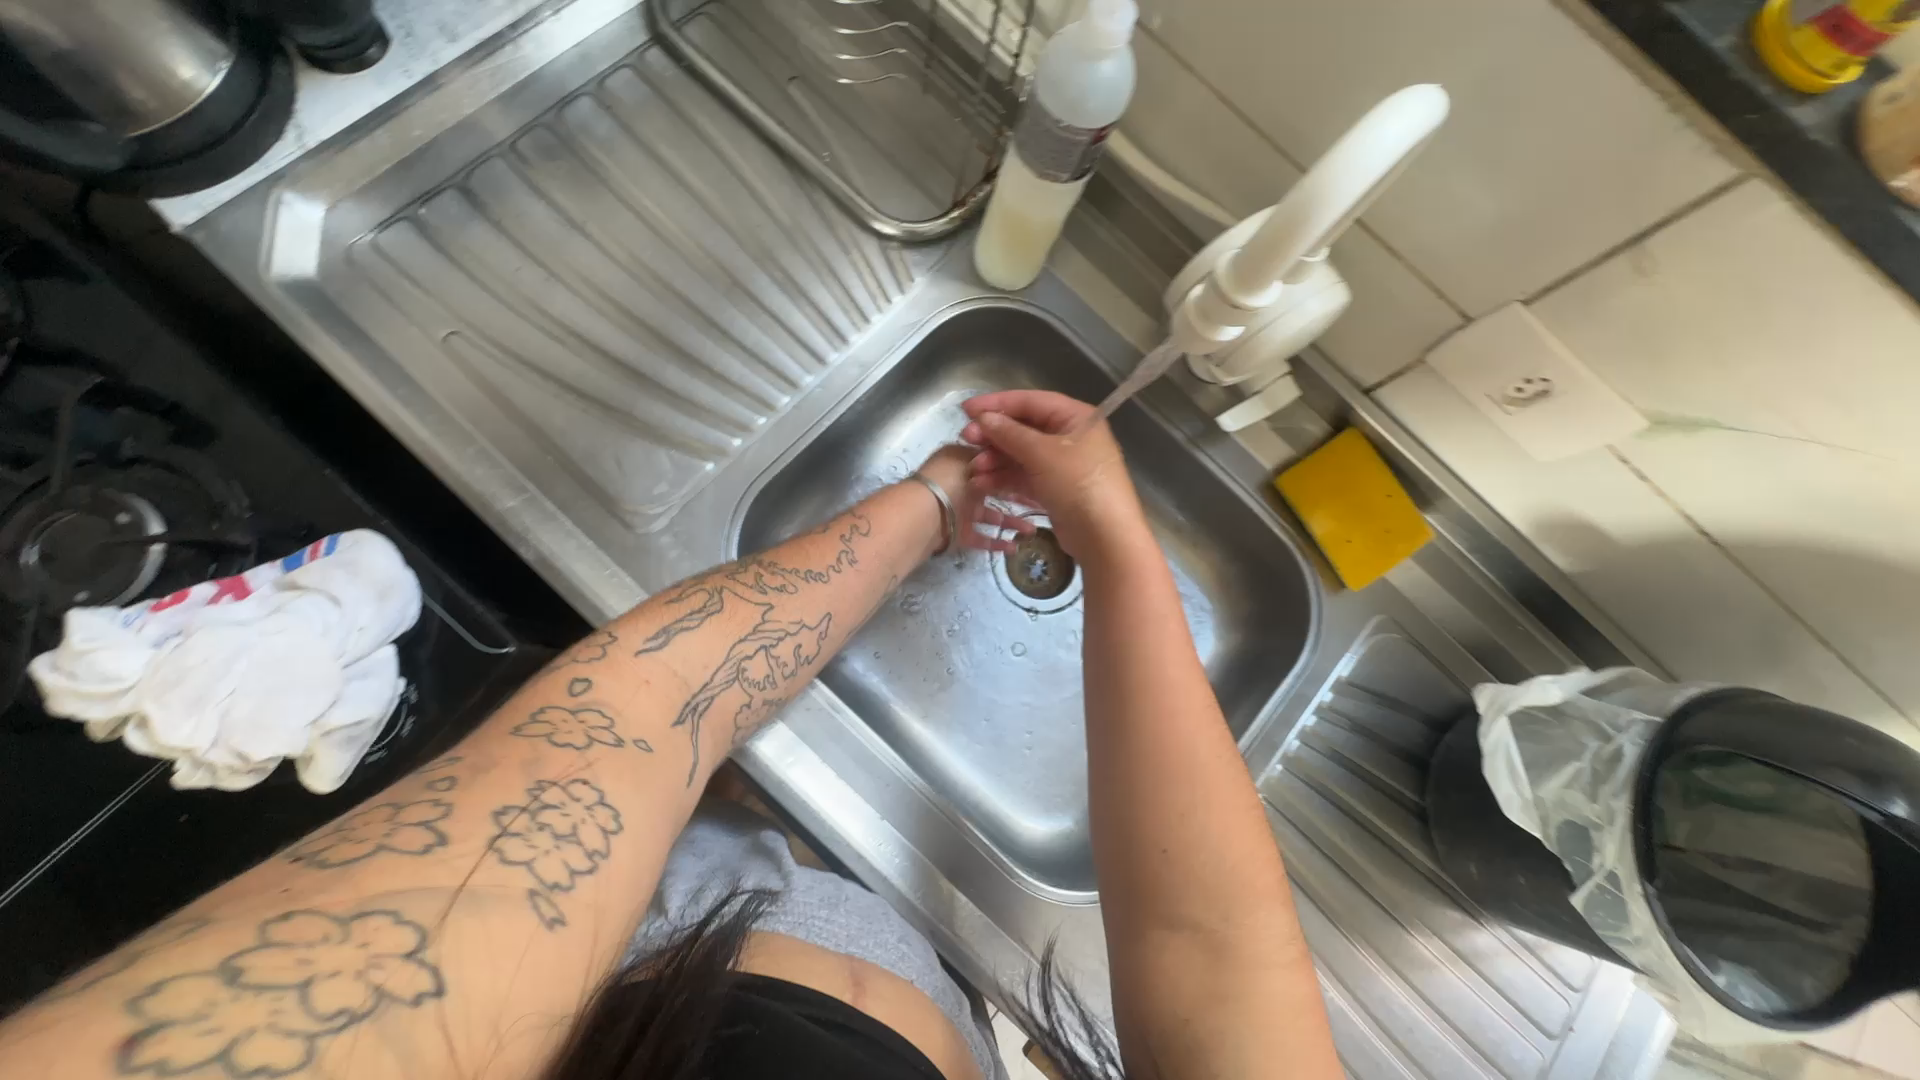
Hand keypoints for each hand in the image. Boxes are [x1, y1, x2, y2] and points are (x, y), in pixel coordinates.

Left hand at [914, 444, 1032, 553]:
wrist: (924, 514)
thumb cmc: (948, 480)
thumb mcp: (969, 458)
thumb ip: (989, 457)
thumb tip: (1004, 454)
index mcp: (963, 462)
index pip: (992, 463)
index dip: (1014, 467)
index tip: (1037, 473)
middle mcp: (963, 485)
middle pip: (995, 490)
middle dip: (1018, 497)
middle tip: (1041, 502)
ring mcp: (962, 511)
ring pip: (992, 516)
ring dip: (1012, 523)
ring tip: (1033, 531)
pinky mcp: (960, 534)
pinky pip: (982, 538)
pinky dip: (997, 543)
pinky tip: (1015, 547)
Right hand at [959, 391, 1147, 560]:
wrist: (1104, 537)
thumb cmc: (1078, 484)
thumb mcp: (1042, 454)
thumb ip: (1010, 433)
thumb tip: (983, 417)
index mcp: (1076, 417)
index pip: (1031, 401)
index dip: (997, 403)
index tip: (967, 409)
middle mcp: (1070, 436)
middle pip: (1024, 428)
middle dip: (994, 434)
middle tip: (966, 439)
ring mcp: (1062, 464)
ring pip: (1021, 454)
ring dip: (995, 459)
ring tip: (973, 468)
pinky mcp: (1054, 488)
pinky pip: (1024, 475)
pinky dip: (1004, 477)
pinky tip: (982, 482)